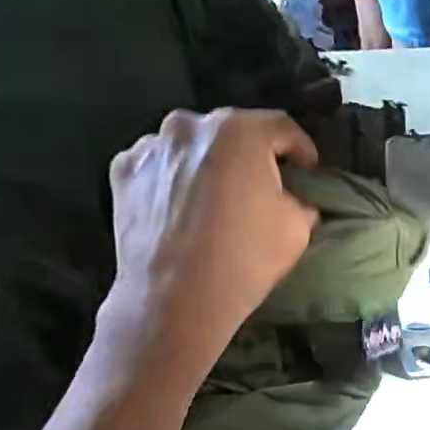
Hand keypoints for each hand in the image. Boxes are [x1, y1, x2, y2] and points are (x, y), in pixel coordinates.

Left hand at [102, 108, 319, 377]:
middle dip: (248, 157)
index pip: (282, 128)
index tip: (307, 170)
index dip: (300, 149)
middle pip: (231, 134)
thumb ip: (300, 202)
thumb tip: (292, 200)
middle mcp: (190, 125)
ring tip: (211, 202)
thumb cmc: (242, 262)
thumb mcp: (296, 231)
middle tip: (257, 189)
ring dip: (205, 166)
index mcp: (240, 131)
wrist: (173, 303)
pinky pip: (157, 168)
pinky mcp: (123, 172)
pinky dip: (170, 181)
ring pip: (190, 149)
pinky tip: (177, 210)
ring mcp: (150, 146)